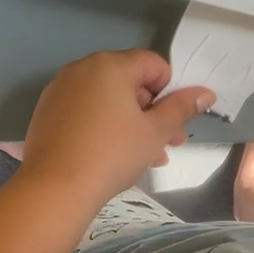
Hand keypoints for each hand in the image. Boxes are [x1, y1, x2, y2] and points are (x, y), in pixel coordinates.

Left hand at [19, 50, 214, 209]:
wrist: (56, 187)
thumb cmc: (113, 154)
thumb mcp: (155, 132)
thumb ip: (182, 108)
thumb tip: (206, 93)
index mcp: (110, 65)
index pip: (153, 64)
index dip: (170, 90)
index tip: (173, 120)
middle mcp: (82, 69)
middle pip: (128, 82)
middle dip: (152, 111)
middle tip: (169, 143)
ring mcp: (60, 90)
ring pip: (107, 100)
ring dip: (132, 123)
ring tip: (148, 157)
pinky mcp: (47, 113)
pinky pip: (85, 112)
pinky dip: (104, 127)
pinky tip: (115, 157)